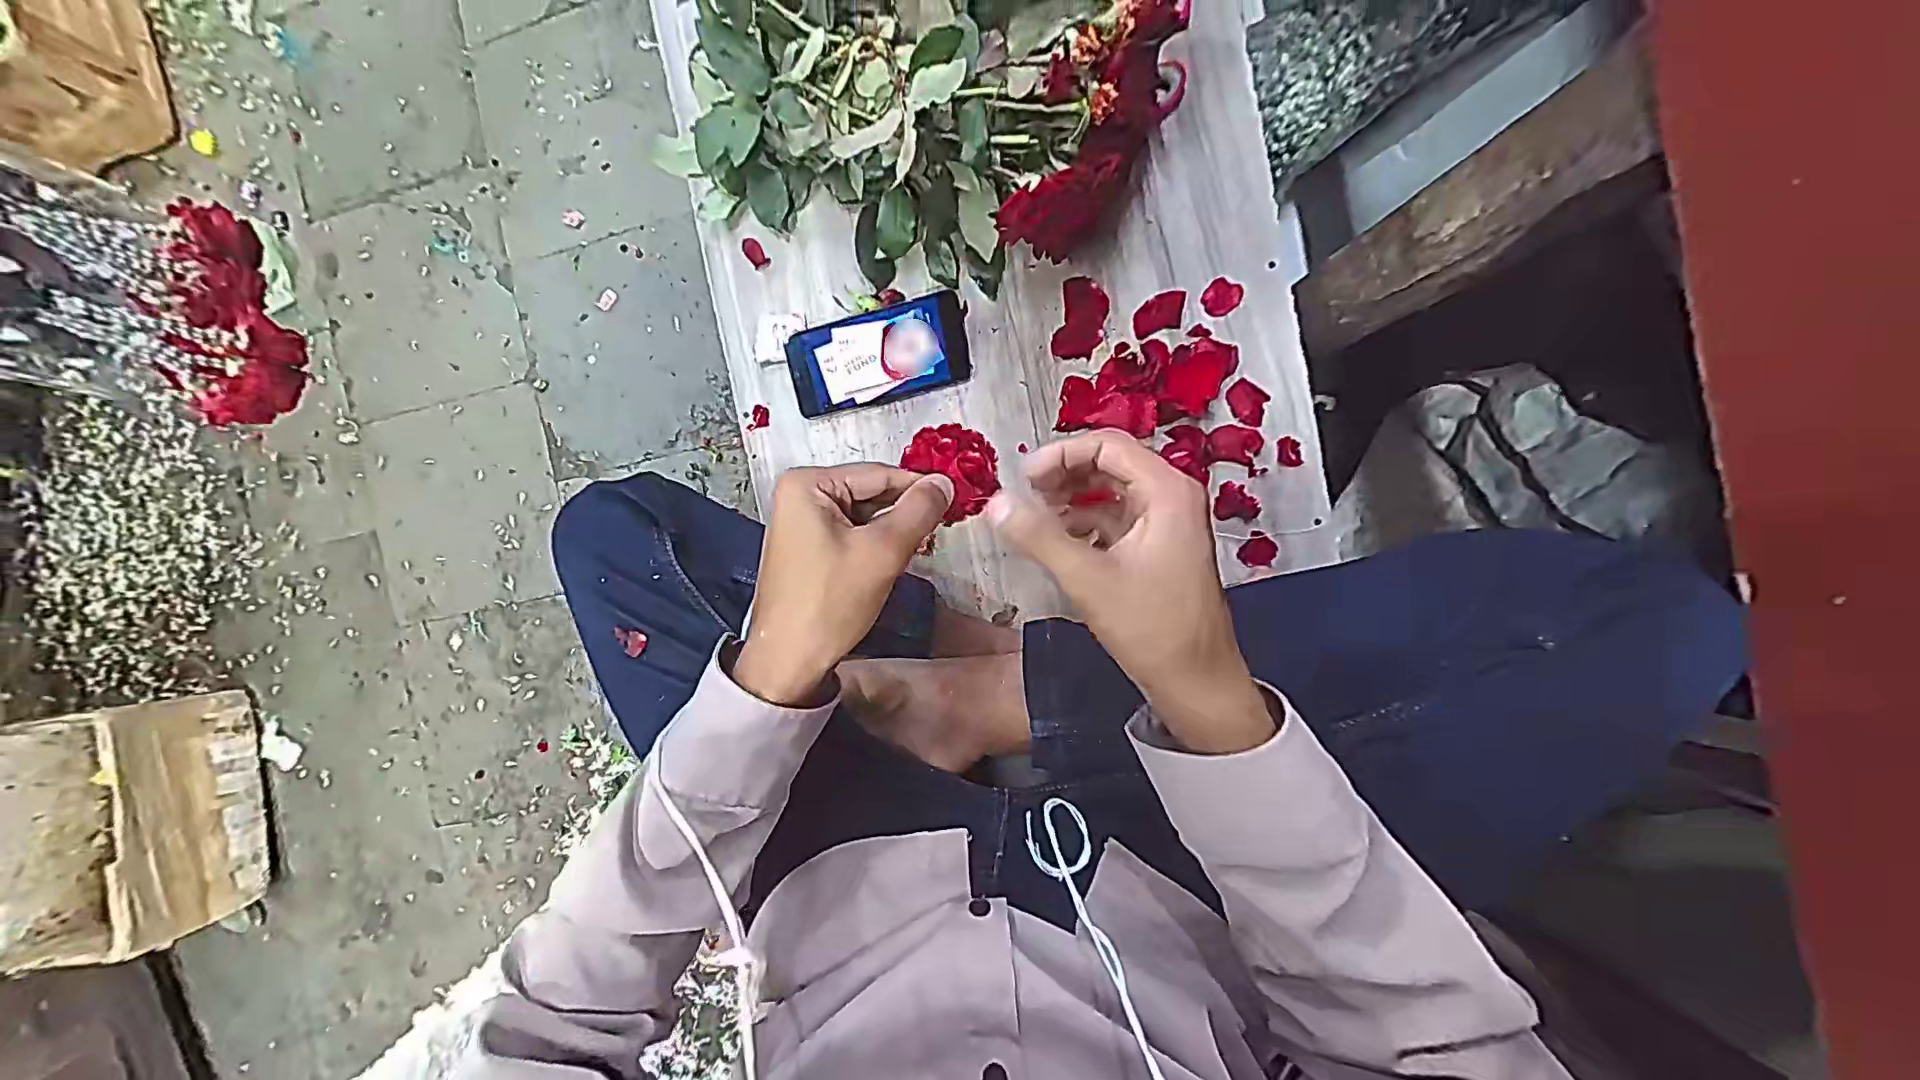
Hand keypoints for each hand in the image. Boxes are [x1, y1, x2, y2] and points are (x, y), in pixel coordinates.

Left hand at [734, 464, 953, 705]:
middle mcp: (799, 495)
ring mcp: (802, 522)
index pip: (879, 474)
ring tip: (916, 548)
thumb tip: (943, 483)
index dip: (919, 486)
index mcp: (807, 484)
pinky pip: (852, 533)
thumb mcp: (883, 551)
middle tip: (939, 527)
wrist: (790, 661)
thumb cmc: (827, 604)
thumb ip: (918, 511)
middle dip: (904, 511)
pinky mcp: (808, 547)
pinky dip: (876, 544)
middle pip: (870, 492)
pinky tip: (891, 561)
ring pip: (864, 514)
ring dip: (892, 530)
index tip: (954, 497)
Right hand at [987, 431, 1275, 752]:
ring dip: (1072, 498)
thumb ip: (1038, 536)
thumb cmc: (1153, 629)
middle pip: (1110, 463)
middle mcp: (1172, 497)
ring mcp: (1168, 522)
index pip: (1108, 445)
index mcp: (1167, 491)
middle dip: (1064, 474)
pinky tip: (1060, 541)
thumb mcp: (1087, 578)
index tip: (1025, 477)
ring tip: (1037, 518)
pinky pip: (1116, 517)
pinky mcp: (1159, 546)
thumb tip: (996, 504)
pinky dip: (1086, 521)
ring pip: (1111, 491)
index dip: (1060, 454)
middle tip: (1027, 495)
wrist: (1195, 680)